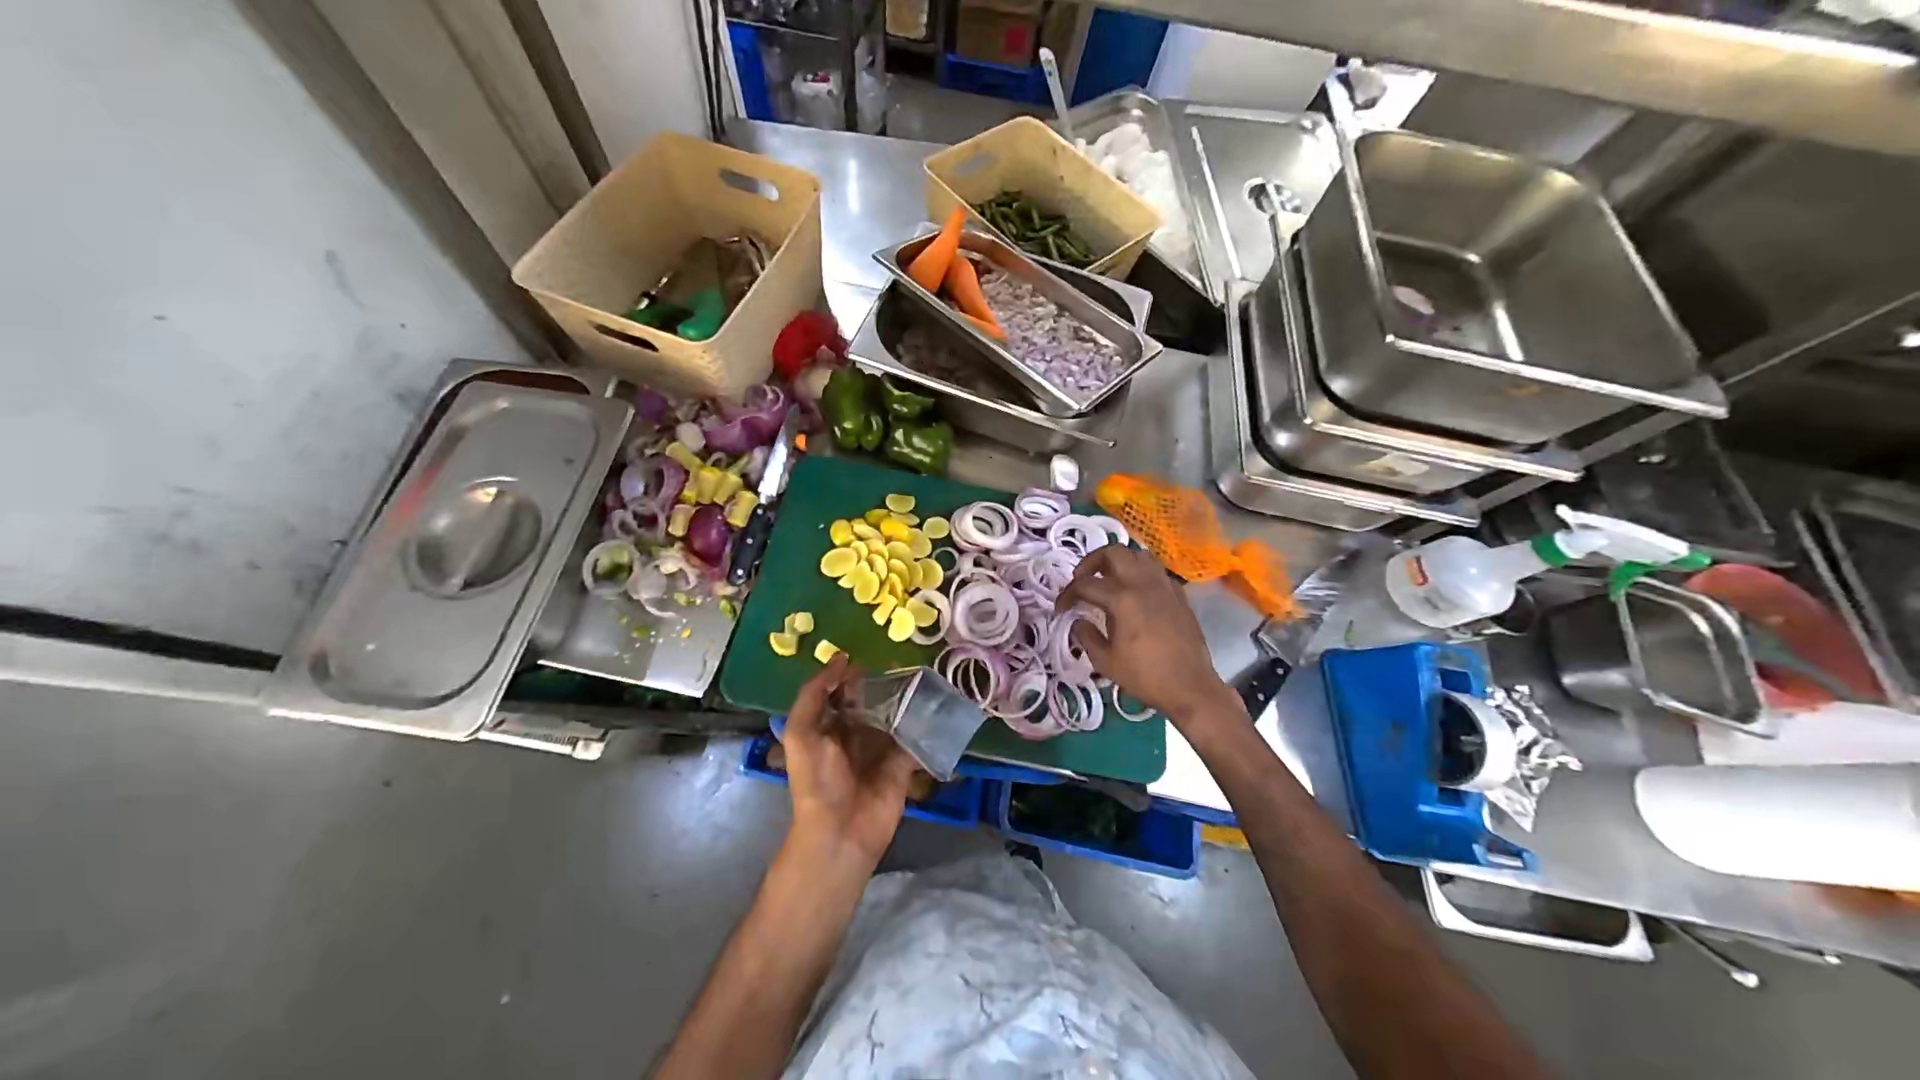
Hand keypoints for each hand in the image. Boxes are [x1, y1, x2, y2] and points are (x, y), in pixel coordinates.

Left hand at [781, 653, 920, 865]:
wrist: (842, 831)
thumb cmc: (817, 781)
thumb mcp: (801, 732)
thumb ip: (814, 694)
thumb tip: (841, 659)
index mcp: (828, 725)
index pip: (841, 690)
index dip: (852, 673)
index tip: (871, 654)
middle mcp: (855, 733)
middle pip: (872, 699)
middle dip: (886, 682)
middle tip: (907, 660)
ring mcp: (882, 747)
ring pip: (897, 714)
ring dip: (909, 698)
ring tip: (928, 674)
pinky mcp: (904, 762)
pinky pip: (917, 737)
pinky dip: (927, 722)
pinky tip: (941, 702)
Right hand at [1055, 546, 1239, 730]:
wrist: (1190, 687)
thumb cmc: (1145, 676)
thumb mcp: (1105, 661)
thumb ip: (1086, 636)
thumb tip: (1078, 621)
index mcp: (1122, 599)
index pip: (1086, 584)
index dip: (1067, 595)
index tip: (1061, 609)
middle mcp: (1143, 584)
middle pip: (1113, 552)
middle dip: (1091, 562)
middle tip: (1082, 580)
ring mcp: (1165, 586)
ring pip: (1138, 555)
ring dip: (1119, 562)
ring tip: (1109, 580)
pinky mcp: (1179, 594)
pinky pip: (1156, 571)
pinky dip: (1140, 573)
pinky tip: (1136, 593)